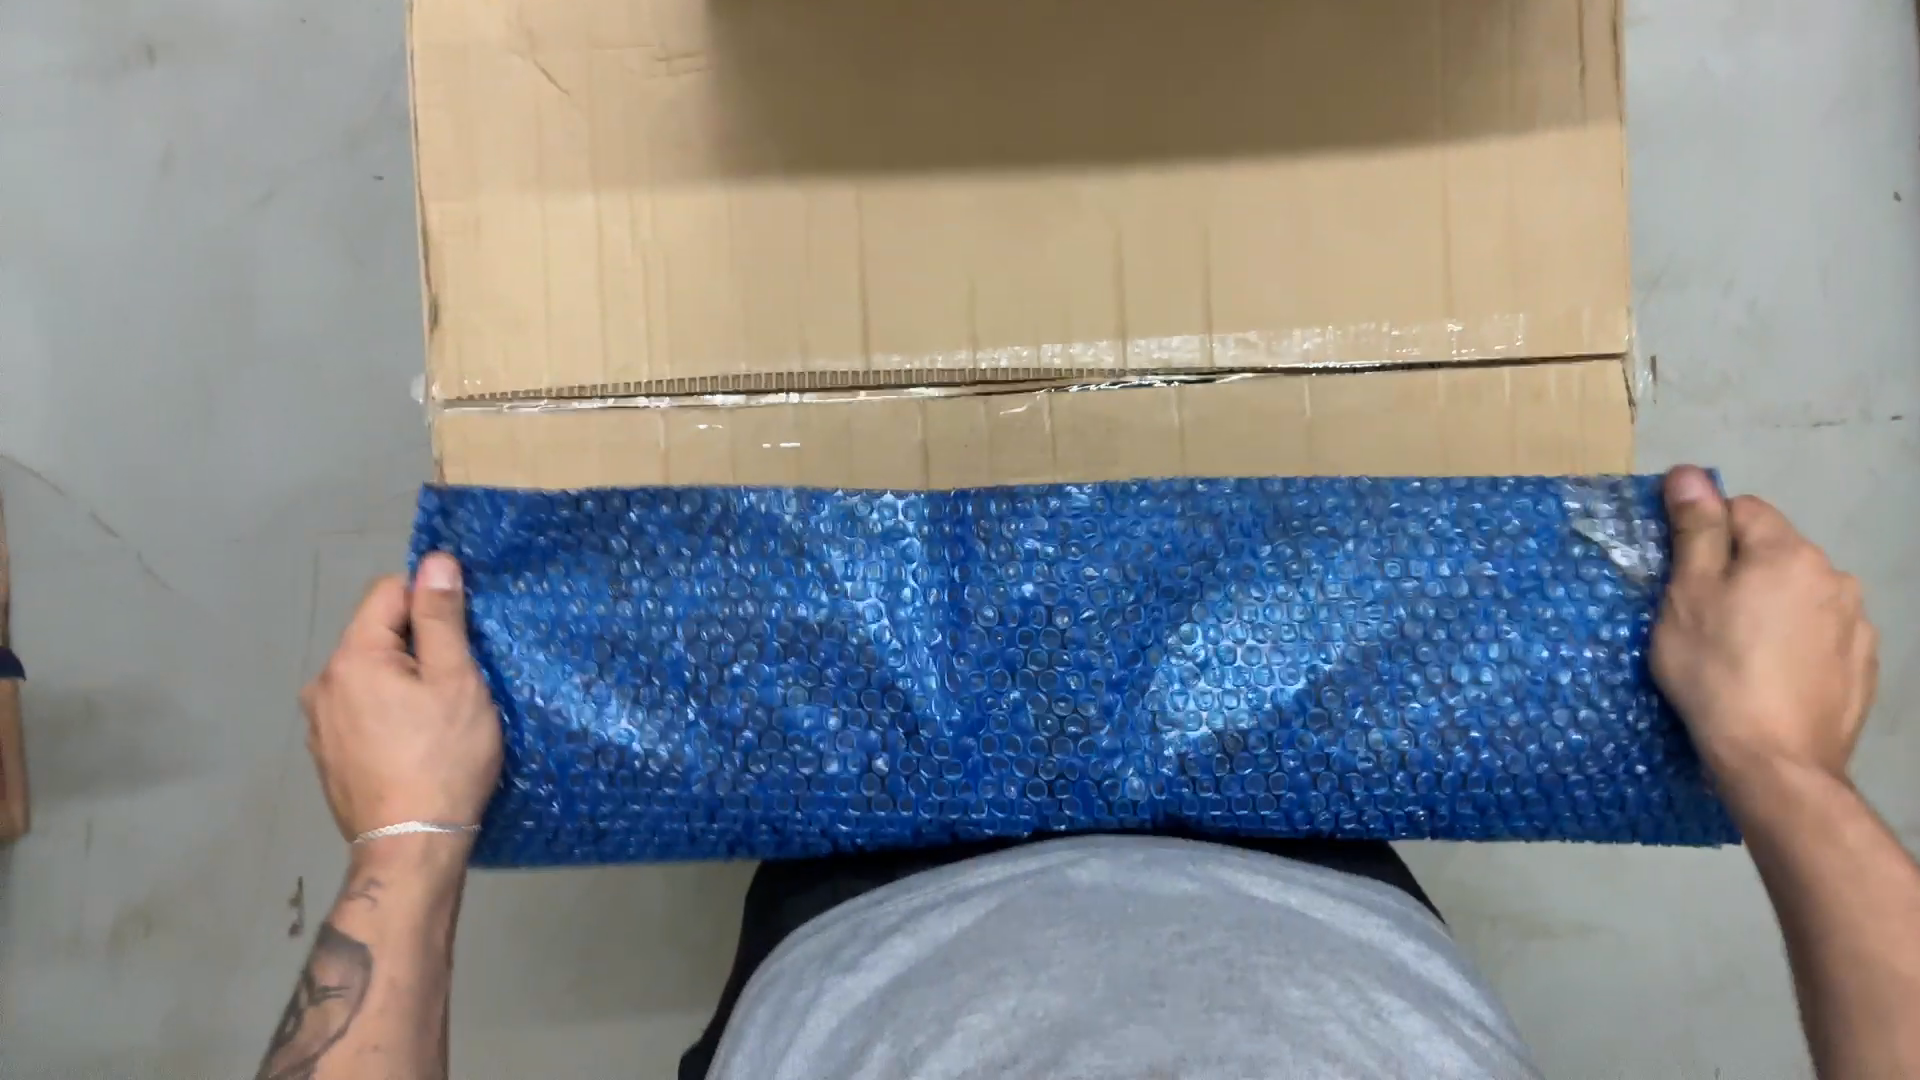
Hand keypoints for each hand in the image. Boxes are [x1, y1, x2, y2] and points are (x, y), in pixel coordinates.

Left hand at [301, 553, 502, 844]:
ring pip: (372, 673)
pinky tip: (418, 738)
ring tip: (444, 710)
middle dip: (421, 642)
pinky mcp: (328, 753)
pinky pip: (363, 706)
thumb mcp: (456, 679)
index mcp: (353, 658)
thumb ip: (442, 618)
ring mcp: (320, 722)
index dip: (433, 600)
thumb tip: (436, 561)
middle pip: (378, 634)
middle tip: (464, 676)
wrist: (413, 841)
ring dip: (406, 676)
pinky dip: (391, 707)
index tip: (467, 632)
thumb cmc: (445, 754)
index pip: (389, 592)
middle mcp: (323, 684)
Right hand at [1651, 466, 1878, 794]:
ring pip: (1793, 589)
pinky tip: (1762, 665)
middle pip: (1770, 549)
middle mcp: (1833, 577)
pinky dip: (1785, 633)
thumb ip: (1695, 531)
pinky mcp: (1861, 659)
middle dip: (1731, 566)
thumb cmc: (1713, 664)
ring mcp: (1856, 620)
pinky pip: (1814, 626)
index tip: (1674, 567)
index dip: (1700, 529)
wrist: (1773, 752)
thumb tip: (1690, 474)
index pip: (1741, 509)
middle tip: (1691, 608)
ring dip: (1760, 600)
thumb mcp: (1686, 593)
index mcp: (1788, 554)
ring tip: (1727, 641)